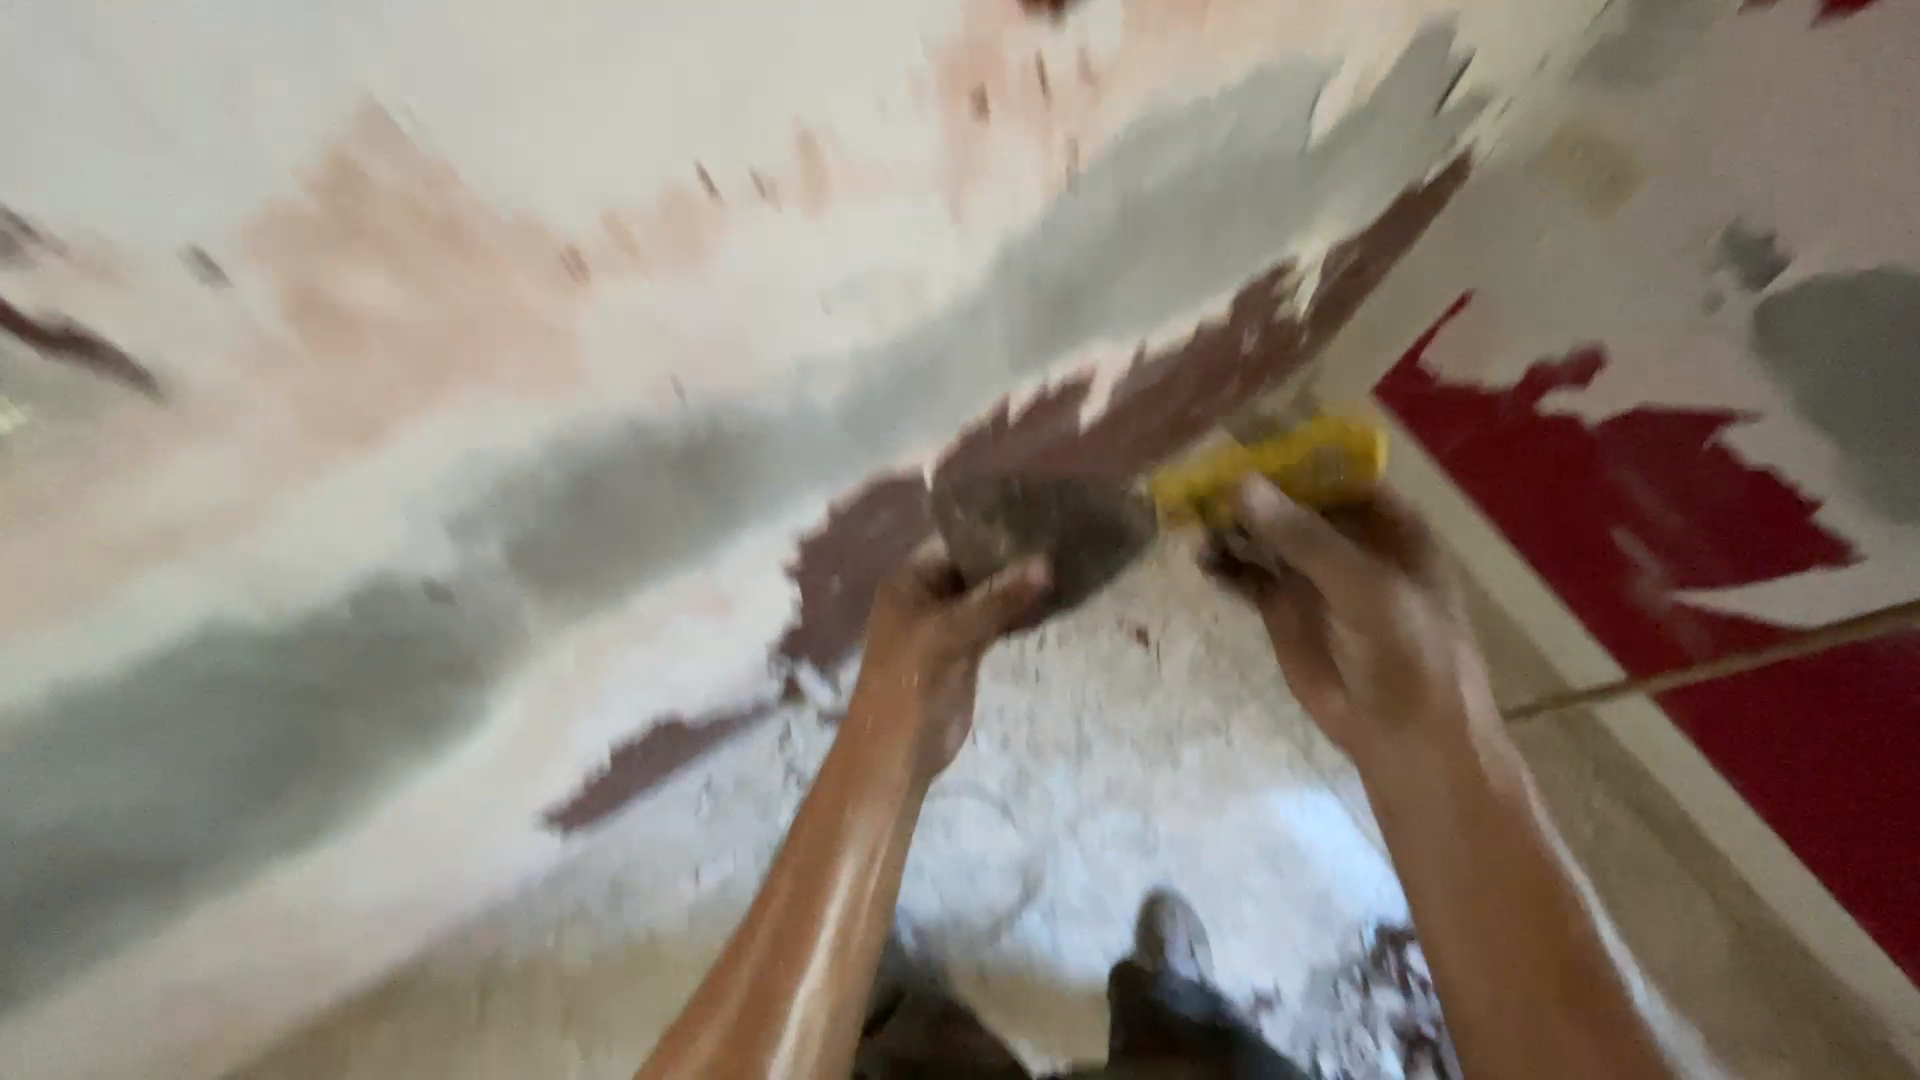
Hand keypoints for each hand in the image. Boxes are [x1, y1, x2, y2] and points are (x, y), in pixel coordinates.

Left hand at [849, 545, 1051, 781]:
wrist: (898, 749)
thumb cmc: (911, 680)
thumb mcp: (952, 633)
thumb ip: (998, 599)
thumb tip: (1046, 563)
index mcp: (910, 580)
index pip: (954, 542)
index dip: (991, 530)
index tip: (1035, 515)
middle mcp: (928, 595)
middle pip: (974, 568)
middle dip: (1011, 558)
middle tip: (1060, 537)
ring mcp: (948, 624)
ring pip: (988, 596)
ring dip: (1019, 587)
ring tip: (1065, 563)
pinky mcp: (966, 650)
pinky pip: (995, 622)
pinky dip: (1018, 614)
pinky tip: (1052, 602)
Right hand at [1202, 477, 1490, 761]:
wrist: (1405, 738)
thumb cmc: (1407, 656)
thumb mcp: (1363, 588)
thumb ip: (1304, 537)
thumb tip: (1241, 485)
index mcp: (1387, 526)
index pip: (1333, 475)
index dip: (1289, 461)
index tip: (1239, 450)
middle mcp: (1347, 543)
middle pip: (1289, 503)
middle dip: (1248, 494)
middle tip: (1198, 486)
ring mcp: (1313, 577)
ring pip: (1264, 537)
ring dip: (1230, 528)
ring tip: (1192, 523)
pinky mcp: (1284, 610)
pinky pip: (1248, 576)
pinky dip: (1225, 566)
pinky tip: (1203, 563)